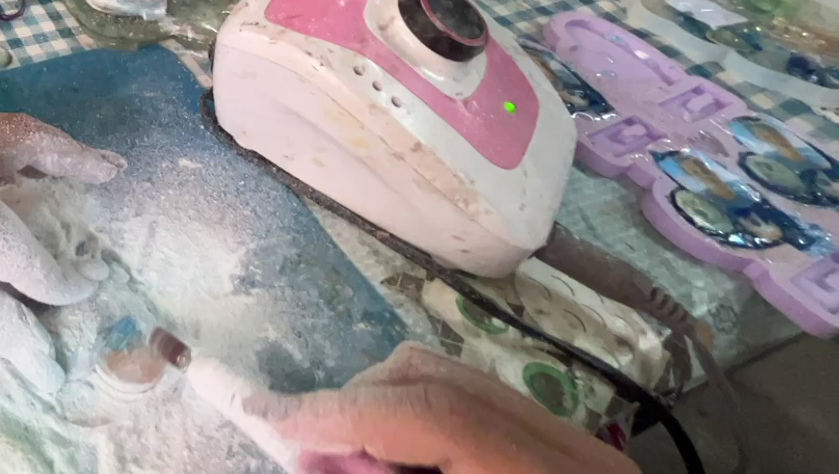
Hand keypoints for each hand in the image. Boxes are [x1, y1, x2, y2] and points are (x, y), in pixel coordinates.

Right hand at [243, 342, 638, 473]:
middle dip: (350, 406)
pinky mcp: (562, 451)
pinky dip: (410, 419)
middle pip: (428, 378)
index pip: (435, 412)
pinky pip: (463, 401)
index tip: (264, 416)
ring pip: (442, 378)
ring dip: (376, 408)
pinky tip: (393, 459)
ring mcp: (574, 446)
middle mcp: (575, 454)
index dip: (339, 410)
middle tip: (302, 449)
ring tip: (346, 456)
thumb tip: (308, 457)